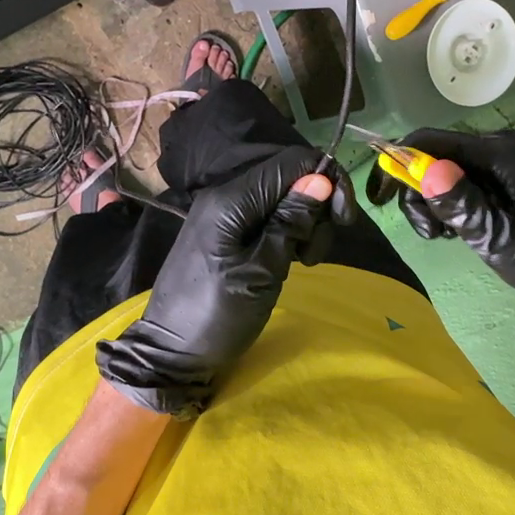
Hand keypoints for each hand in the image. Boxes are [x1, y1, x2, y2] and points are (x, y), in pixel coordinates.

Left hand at [98, 146, 347, 415]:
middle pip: (289, 178)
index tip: (343, 221)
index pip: (291, 163)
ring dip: (305, 224)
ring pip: (281, 199)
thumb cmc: (217, 315)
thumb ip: (290, 222)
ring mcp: (223, 213)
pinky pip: (266, 216)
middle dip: (316, 208)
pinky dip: (287, 233)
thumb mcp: (262, 272)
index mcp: (231, 200)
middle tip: (314, 255)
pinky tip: (291, 260)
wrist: (172, 351)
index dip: (326, 181)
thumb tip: (320, 178)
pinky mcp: (225, 231)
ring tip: (303, 262)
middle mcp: (225, 195)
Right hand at [366, 128, 514, 335]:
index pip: (430, 140)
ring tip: (444, 236)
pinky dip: (449, 204)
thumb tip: (424, 169)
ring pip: (444, 170)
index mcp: (499, 152)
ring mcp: (502, 162)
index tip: (379, 198)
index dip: (397, 163)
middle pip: (434, 154)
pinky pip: (461, 182)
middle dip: (417, 191)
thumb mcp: (497, 235)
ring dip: (432, 202)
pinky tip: (458, 230)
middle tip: (427, 233)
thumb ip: (459, 202)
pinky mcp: (503, 179)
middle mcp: (498, 147)